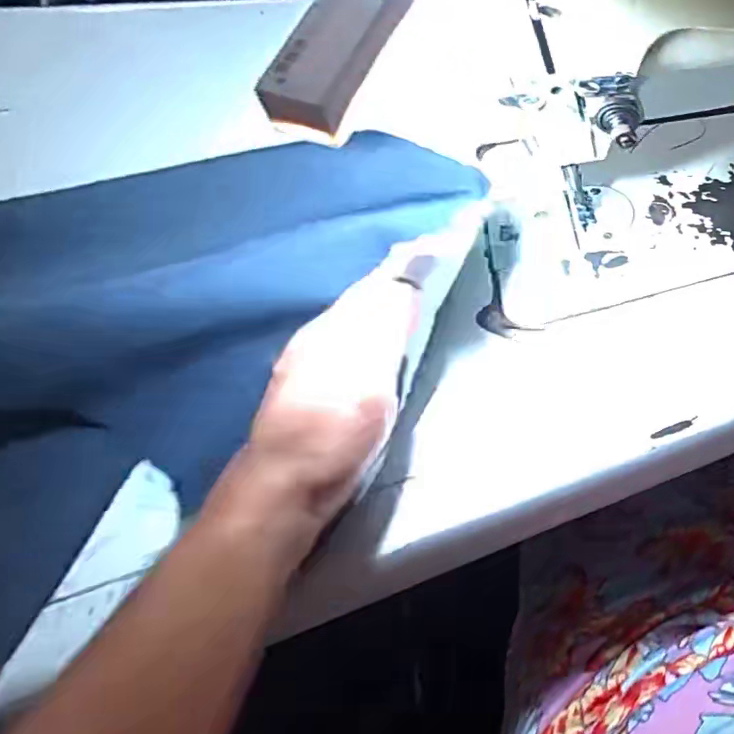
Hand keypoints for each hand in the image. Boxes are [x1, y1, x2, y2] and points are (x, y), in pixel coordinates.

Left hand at [205, 239, 437, 552]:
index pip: (379, 280)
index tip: (447, 239)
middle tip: (446, 259)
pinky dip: (388, 327)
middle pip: (370, 296)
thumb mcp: (366, 371)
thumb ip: (386, 322)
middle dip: (405, 274)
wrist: (286, 493)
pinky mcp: (326, 392)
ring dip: (396, 299)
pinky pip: (365, 341)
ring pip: (365, 318)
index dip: (412, 260)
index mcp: (334, 328)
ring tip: (430, 291)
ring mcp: (319, 366)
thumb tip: (410, 271)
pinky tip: (399, 338)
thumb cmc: (332, 430)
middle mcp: (322, 339)